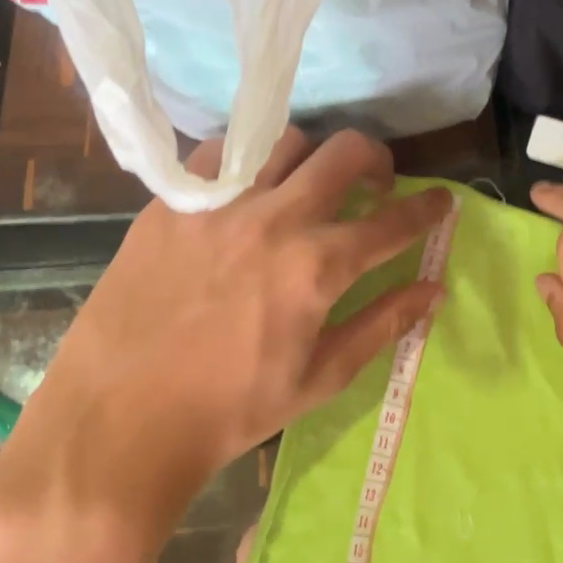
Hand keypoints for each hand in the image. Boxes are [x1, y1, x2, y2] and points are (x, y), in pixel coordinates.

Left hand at [0, 128, 450, 559]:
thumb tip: (433, 290)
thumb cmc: (229, 411)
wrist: (119, 421)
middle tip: (377, 182)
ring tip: (309, 183)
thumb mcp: (319, 378)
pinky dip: (248, 161)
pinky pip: (219, 154)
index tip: (442, 199)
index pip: (392, 222)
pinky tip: (246, 191)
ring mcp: (218, 205)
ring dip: (313, 155)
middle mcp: (274, 220)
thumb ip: (381, 325)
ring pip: (284, 140)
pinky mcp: (171, 205)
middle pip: (346, 153)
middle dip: (378, 159)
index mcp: (316, 267)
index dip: (427, 208)